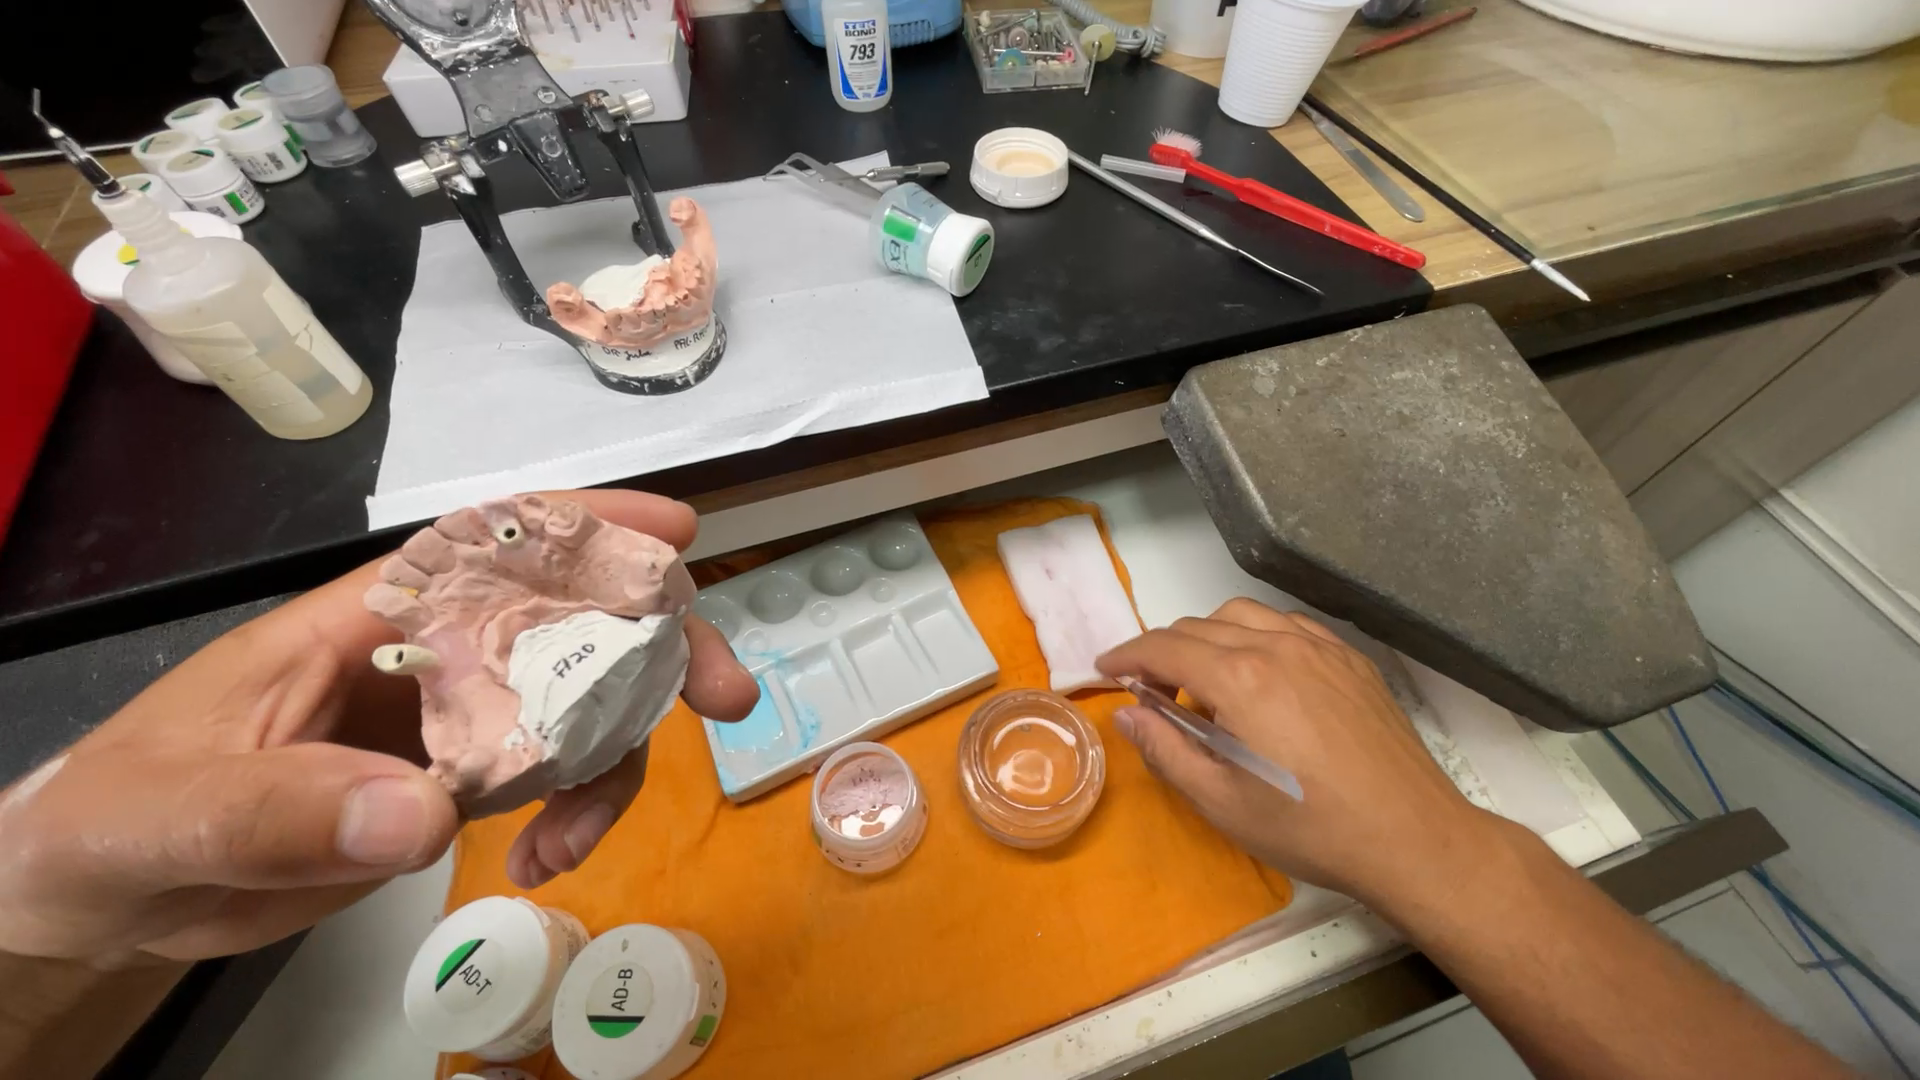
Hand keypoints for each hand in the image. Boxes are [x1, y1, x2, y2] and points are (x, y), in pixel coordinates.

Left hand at [0, 491, 756, 963]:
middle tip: (723, 694)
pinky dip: (581, 811)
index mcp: (386, 613)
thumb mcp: (174, 809)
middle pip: (586, 618)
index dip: (592, 524)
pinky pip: (572, 772)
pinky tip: (547, 861)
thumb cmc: (130, 812)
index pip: (499, 542)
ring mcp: (484, 709)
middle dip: (663, 646)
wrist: (122, 895)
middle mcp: (456, 648)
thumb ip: (287, 806)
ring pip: (597, 703)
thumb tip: (427, 816)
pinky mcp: (493, 768)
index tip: (675, 532)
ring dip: (620, 758)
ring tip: (576, 837)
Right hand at [1096, 598, 1499, 905]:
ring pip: (1240, 615)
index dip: (1126, 655)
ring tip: (1203, 679)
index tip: (1106, 669)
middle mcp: (1275, 645)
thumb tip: (1126, 714)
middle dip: (1161, 650)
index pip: (1163, 648)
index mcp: (1238, 678)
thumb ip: (1165, 750)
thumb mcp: (1221, 802)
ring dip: (1205, 636)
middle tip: (1151, 690)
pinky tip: (1259, 672)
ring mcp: (1318, 647)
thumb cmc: (1309, 828)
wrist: (1414, 839)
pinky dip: (1254, 636)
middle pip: (1196, 627)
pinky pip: (1286, 625)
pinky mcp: (1349, 658)